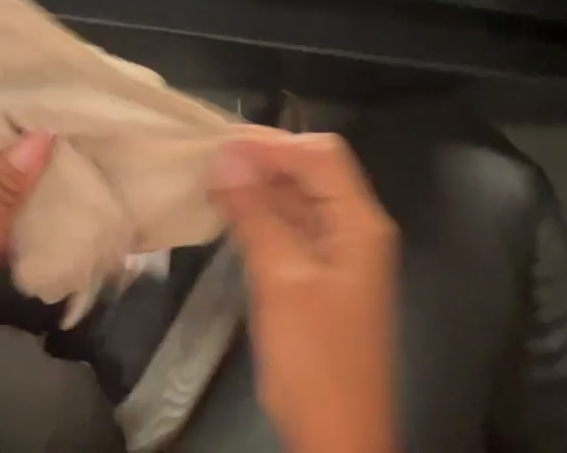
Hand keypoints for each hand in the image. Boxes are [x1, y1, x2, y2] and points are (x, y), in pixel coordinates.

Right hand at [210, 131, 399, 452]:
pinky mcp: (319, 273)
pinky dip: (261, 214)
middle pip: (310, 171)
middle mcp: (354, 227)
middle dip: (261, 160)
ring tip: (209, 181)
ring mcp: (338, 251)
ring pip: (297, 197)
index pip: (319, 154)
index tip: (220, 145)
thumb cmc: (315, 358)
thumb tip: (225, 154)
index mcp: (359, 222)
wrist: (337, 437)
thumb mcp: (281, 279)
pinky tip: (227, 213)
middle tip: (207, 160)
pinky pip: (291, 226)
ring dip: (257, 186)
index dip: (271, 143)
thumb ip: (254, 211)